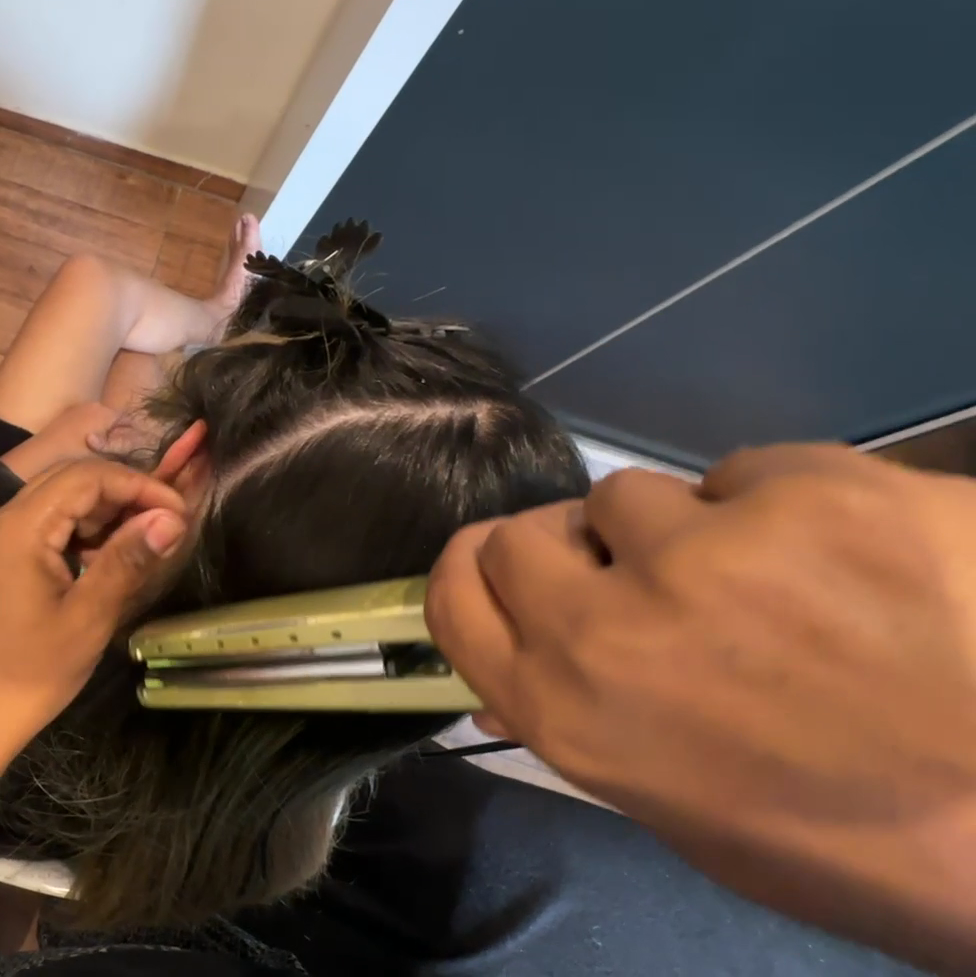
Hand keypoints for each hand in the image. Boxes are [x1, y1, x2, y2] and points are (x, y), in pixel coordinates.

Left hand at [0, 458, 187, 753]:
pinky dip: (83, 532)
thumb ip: (128, 560)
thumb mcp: (88, 616)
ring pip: (60, 499)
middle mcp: (6, 518)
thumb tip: (173, 517)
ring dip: (104, 512)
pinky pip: (48, 524)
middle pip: (71, 479)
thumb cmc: (31, 671)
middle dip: (123, 493)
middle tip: (166, 525)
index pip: (87, 476)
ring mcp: (0, 537)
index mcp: (22, 525)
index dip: (138, 485)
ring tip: (143, 543)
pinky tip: (106, 559)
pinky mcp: (2, 557)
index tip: (180, 512)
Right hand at [426, 444, 975, 970]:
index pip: (453, 596)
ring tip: (770, 576)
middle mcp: (608, 630)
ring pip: (628, 495)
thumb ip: (568, 726)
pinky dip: (781, 503)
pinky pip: (744, 469)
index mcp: (565, 708)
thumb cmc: (842, 834)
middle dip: (570, 550)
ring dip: (677, 528)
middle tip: (641, 576)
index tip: (502, 563)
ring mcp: (710, 558)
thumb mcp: (668, 804)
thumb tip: (494, 692)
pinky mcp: (817, 499)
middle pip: (517, 536)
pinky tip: (850, 556)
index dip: (466, 568)